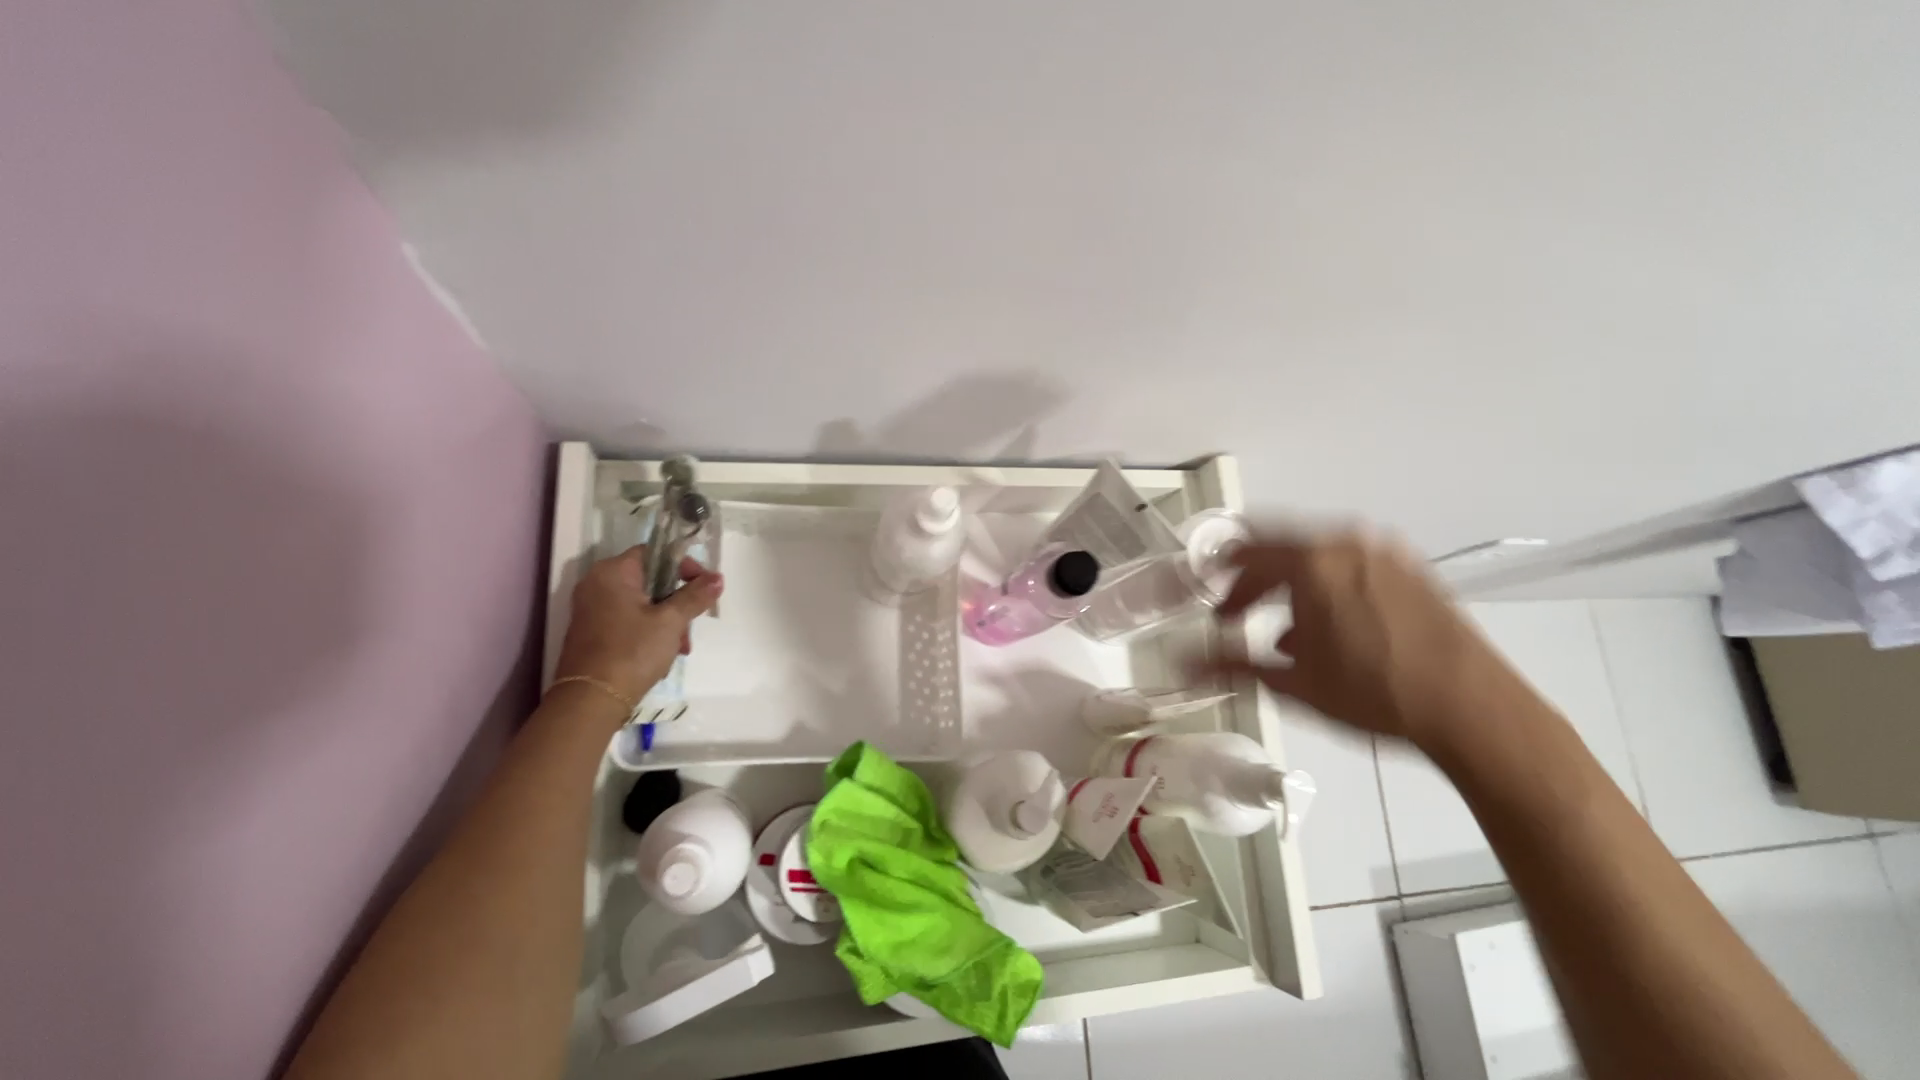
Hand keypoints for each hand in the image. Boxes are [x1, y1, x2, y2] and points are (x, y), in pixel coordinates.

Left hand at [553, 546, 722, 707]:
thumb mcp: (670, 622)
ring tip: (680, 647)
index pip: (654, 553)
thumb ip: (695, 596)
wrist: (591, 700)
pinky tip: (662, 655)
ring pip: (641, 604)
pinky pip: (628, 621)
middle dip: (677, 602)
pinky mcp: (591, 633)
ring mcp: (591, 610)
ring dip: (667, 621)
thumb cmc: (632, 651)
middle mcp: (596, 585)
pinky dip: (648, 632)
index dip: (684, 566)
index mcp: (612, 573)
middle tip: (691, 624)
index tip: (703, 588)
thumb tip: (718, 578)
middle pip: (649, 580)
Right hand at [1199, 528, 1534, 753]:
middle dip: (1254, 583)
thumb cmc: (1375, 694)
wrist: (1475, 710)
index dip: (1222, 581)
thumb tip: (1182, 664)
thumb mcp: (1294, 684)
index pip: (1247, 554)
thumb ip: (1231, 666)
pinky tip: (1332, 633)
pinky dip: (1331, 589)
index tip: (1212, 606)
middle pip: (1283, 550)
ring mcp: (1388, 556)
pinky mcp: (1415, 574)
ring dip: (1293, 588)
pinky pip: (1355, 569)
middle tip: (1237, 614)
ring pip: (1321, 559)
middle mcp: (1349, 546)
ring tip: (1283, 632)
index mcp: (1313, 562)